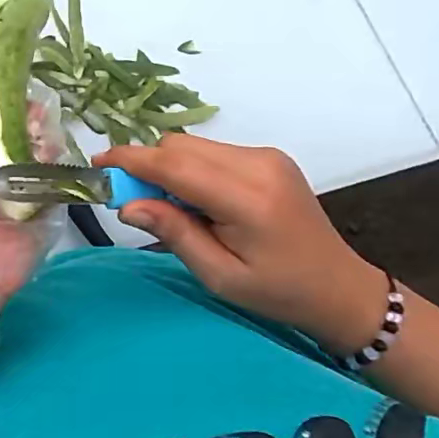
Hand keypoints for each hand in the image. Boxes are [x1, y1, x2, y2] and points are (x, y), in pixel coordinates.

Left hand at [0, 62, 61, 318]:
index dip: (3, 83)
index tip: (12, 68)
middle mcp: (0, 151)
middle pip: (24, 113)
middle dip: (25, 109)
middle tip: (23, 117)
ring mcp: (27, 173)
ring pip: (45, 135)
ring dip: (39, 134)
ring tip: (28, 145)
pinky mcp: (49, 194)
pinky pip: (61, 165)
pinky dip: (55, 158)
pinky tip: (42, 161)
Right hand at [96, 135, 390, 354]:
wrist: (339, 286)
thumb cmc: (278, 292)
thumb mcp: (219, 275)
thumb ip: (174, 233)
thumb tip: (129, 205)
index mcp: (248, 198)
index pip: (176, 164)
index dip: (131, 160)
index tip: (99, 165)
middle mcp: (258, 164)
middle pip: (180, 146)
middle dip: (147, 166)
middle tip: (134, 202)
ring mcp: (265, 155)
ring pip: (193, 145)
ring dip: (169, 168)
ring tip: (172, 209)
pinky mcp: (267, 156)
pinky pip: (211, 151)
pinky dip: (190, 169)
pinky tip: (198, 202)